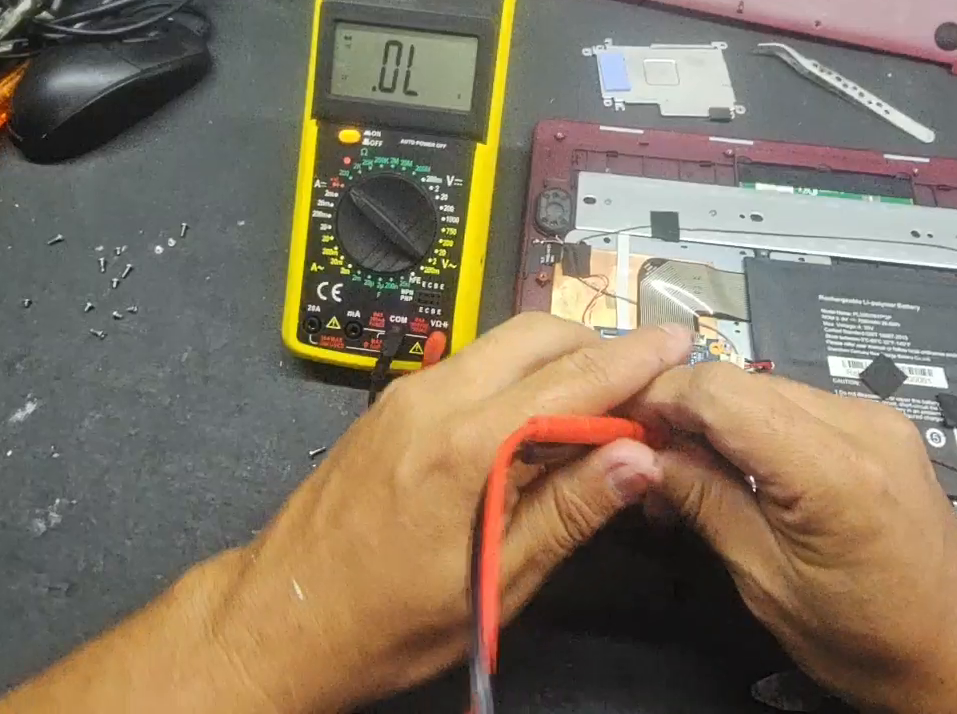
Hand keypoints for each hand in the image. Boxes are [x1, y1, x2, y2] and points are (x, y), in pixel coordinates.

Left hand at [211, 315, 692, 711]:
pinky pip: (473, 364)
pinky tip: (534, 417)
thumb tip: (638, 456)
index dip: (632, 358)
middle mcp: (433, 396)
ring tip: (596, 404)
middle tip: (641, 386)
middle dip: (595, 345)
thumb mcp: (494, 582)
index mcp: (463, 444)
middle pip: (535, 334)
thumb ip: (570, 510)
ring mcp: (409, 390)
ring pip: (502, 343)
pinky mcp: (395, 399)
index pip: (569, 379)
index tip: (677, 343)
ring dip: (557, 358)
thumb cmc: (388, 621)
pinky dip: (518, 374)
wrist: (278, 615)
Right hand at [635, 365, 956, 713]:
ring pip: (760, 385)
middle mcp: (859, 421)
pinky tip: (739, 464)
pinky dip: (751, 423)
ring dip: (715, 417)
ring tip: (691, 469)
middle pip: (737, 381)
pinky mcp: (875, 420)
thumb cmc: (864, 639)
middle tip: (650, 459)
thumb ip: (703, 501)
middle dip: (682, 410)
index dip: (661, 398)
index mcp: (834, 470)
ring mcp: (872, 414)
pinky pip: (790, 401)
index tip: (624, 429)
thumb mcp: (766, 582)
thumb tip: (640, 452)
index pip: (720, 391)